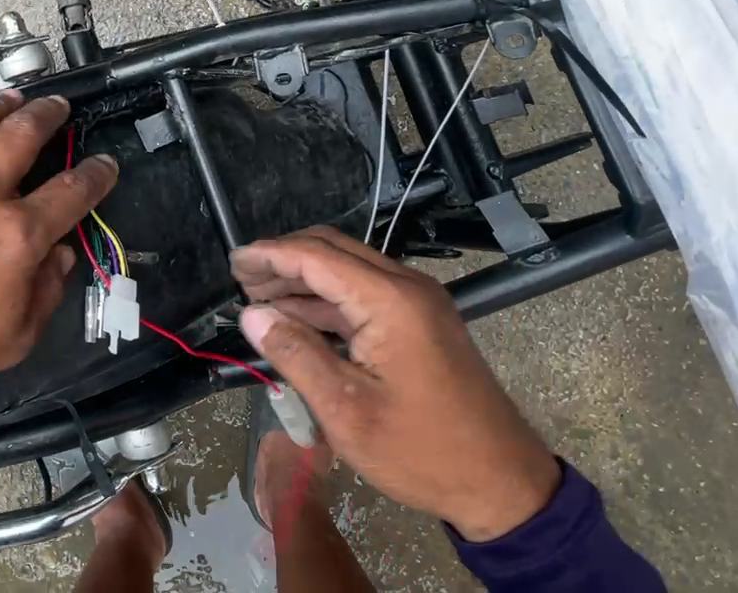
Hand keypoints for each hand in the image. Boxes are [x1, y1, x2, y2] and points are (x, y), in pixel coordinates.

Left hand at [0, 88, 118, 406]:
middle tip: (58, 105)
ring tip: (12, 96)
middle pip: (21, 137)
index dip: (96, 175)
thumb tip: (59, 252)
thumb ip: (46, 291)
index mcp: (16, 234)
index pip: (70, 193)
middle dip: (47, 115)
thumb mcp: (15, 339)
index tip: (106, 164)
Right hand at [232, 228, 560, 541]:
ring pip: (346, 267)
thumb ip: (295, 355)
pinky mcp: (420, 321)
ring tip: (258, 298)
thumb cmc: (423, 452)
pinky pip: (362, 291)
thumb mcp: (346, 411)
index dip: (268, 255)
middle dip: (282, 259)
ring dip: (301, 277)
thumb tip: (252, 315)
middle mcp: (406, 288)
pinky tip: (295, 317)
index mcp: (390, 302)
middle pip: (331, 249)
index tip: (232, 263)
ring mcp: (417, 303)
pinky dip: (324, 297)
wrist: (505, 488)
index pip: (315, 256)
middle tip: (241, 280)